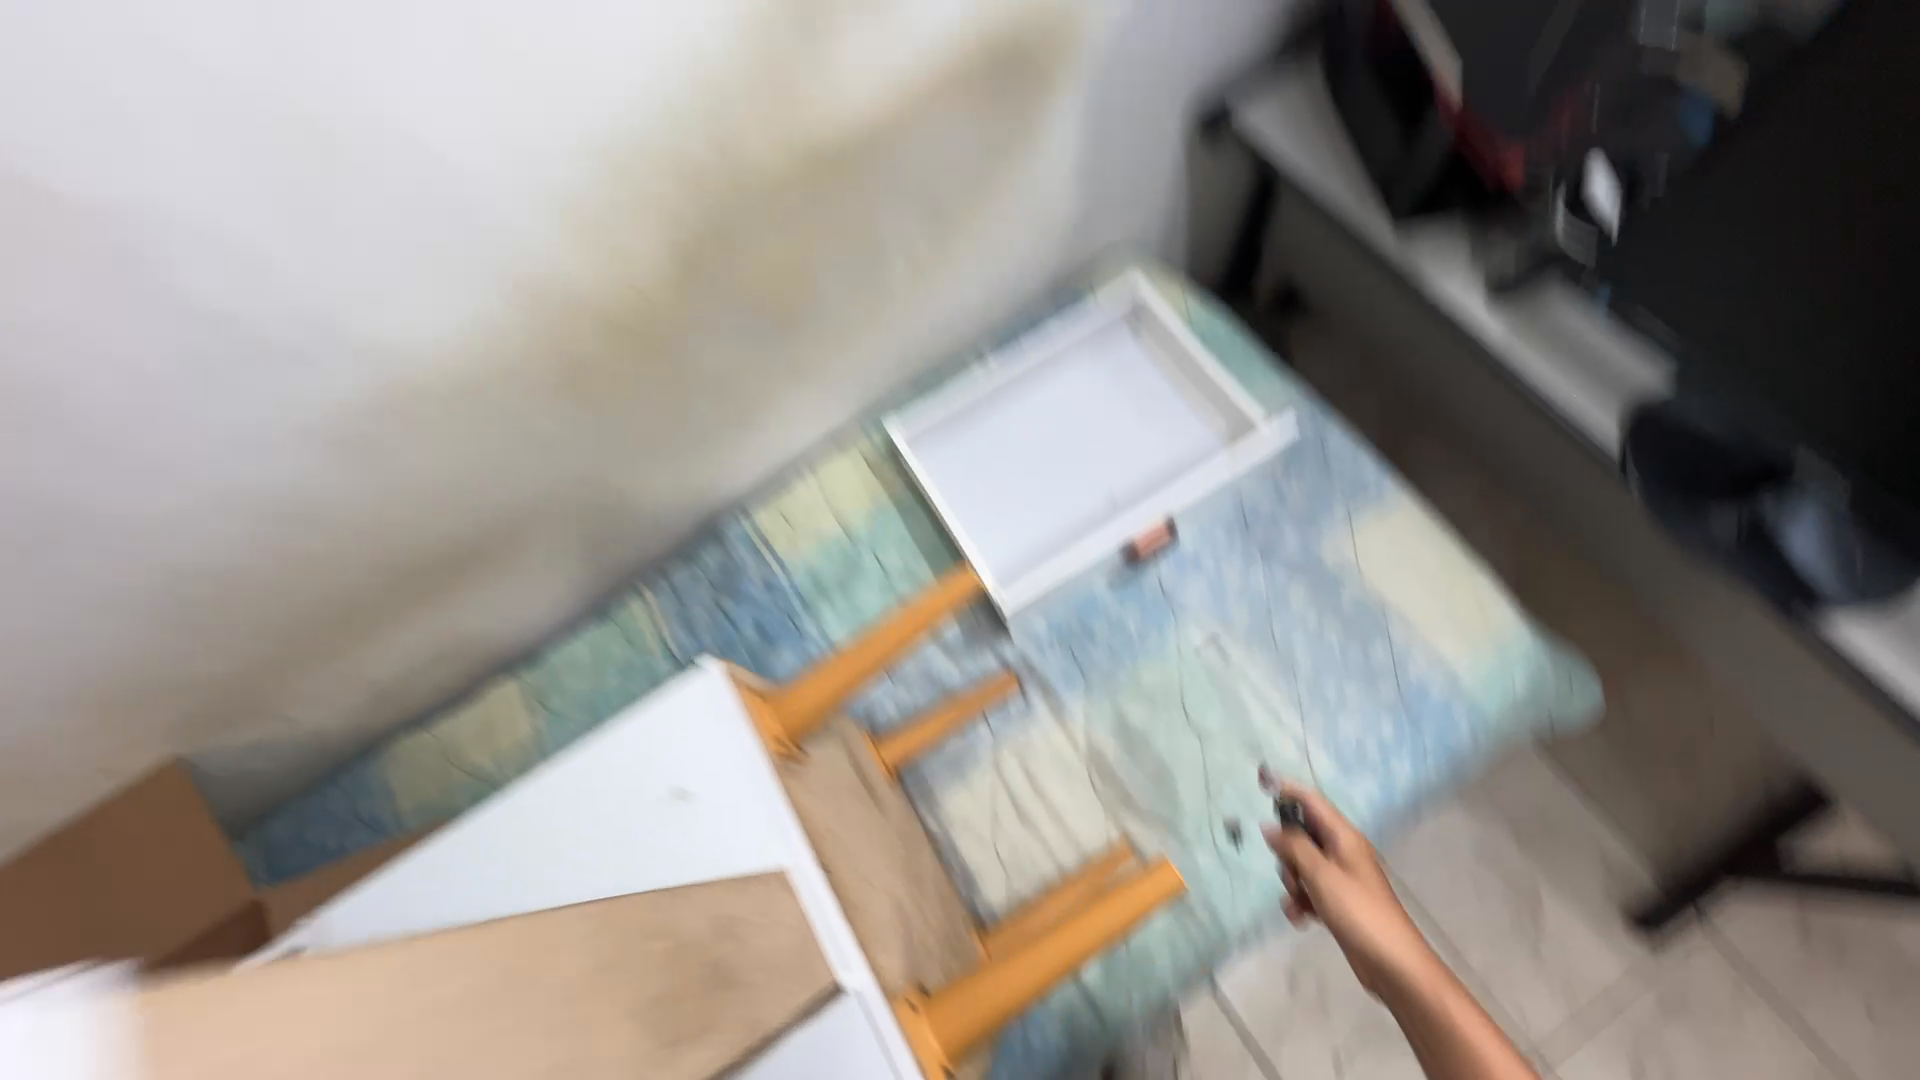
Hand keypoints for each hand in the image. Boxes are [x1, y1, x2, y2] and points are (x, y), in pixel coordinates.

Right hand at [1261, 778, 1439, 997]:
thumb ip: (1293, 846)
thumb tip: (1269, 825)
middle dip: (1287, 855)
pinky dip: (1300, 901)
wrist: (1392, 964)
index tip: (1260, 785)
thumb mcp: (1320, 875)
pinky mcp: (1336, 901)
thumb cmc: (1358, 911)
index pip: (1310, 800)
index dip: (1286, 790)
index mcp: (1343, 837)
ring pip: (1300, 865)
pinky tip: (1301, 919)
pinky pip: (1308, 889)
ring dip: (1292, 883)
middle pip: (1300, 836)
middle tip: (1293, 874)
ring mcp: (1339, 877)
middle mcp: (1341, 851)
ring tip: (1300, 903)